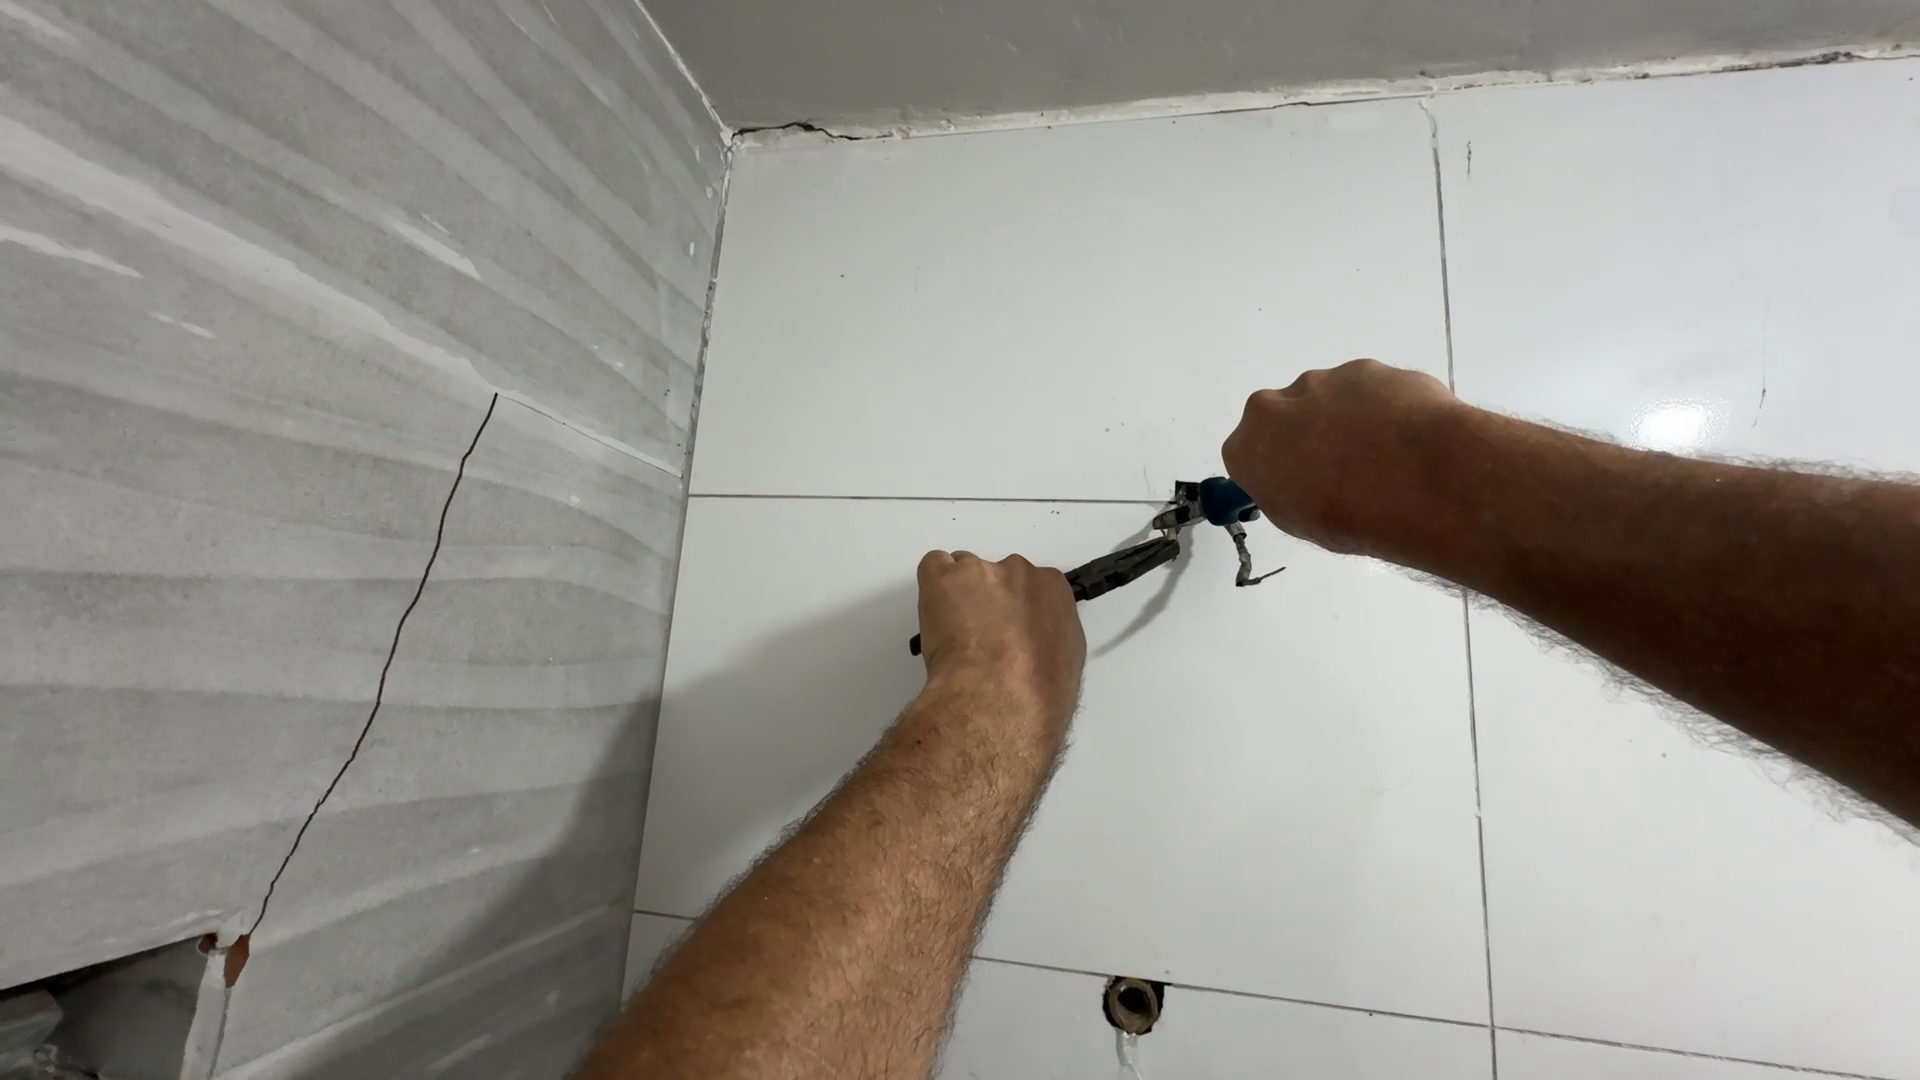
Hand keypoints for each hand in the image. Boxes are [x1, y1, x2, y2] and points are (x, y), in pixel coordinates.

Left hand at [915, 551, 1085, 731]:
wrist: (997, 697)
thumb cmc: (1038, 691)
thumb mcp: (1065, 663)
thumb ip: (1049, 637)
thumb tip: (1034, 643)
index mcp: (1052, 588)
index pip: (1032, 587)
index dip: (1017, 610)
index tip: (1009, 632)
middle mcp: (1018, 571)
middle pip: (999, 577)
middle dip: (989, 600)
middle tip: (981, 637)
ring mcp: (979, 570)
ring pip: (965, 572)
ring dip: (959, 595)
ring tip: (954, 634)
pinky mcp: (943, 578)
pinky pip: (934, 566)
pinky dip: (932, 586)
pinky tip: (935, 614)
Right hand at [1222, 359, 1467, 555]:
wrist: (1414, 480)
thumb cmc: (1346, 514)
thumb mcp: (1298, 521)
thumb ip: (1286, 491)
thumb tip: (1303, 483)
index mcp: (1246, 446)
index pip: (1247, 452)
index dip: (1275, 467)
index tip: (1297, 483)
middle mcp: (1274, 406)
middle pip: (1284, 417)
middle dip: (1307, 435)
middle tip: (1341, 468)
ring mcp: (1322, 381)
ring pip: (1329, 399)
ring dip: (1348, 420)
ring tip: (1383, 454)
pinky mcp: (1368, 368)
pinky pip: (1370, 390)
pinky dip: (1384, 408)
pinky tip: (1406, 436)